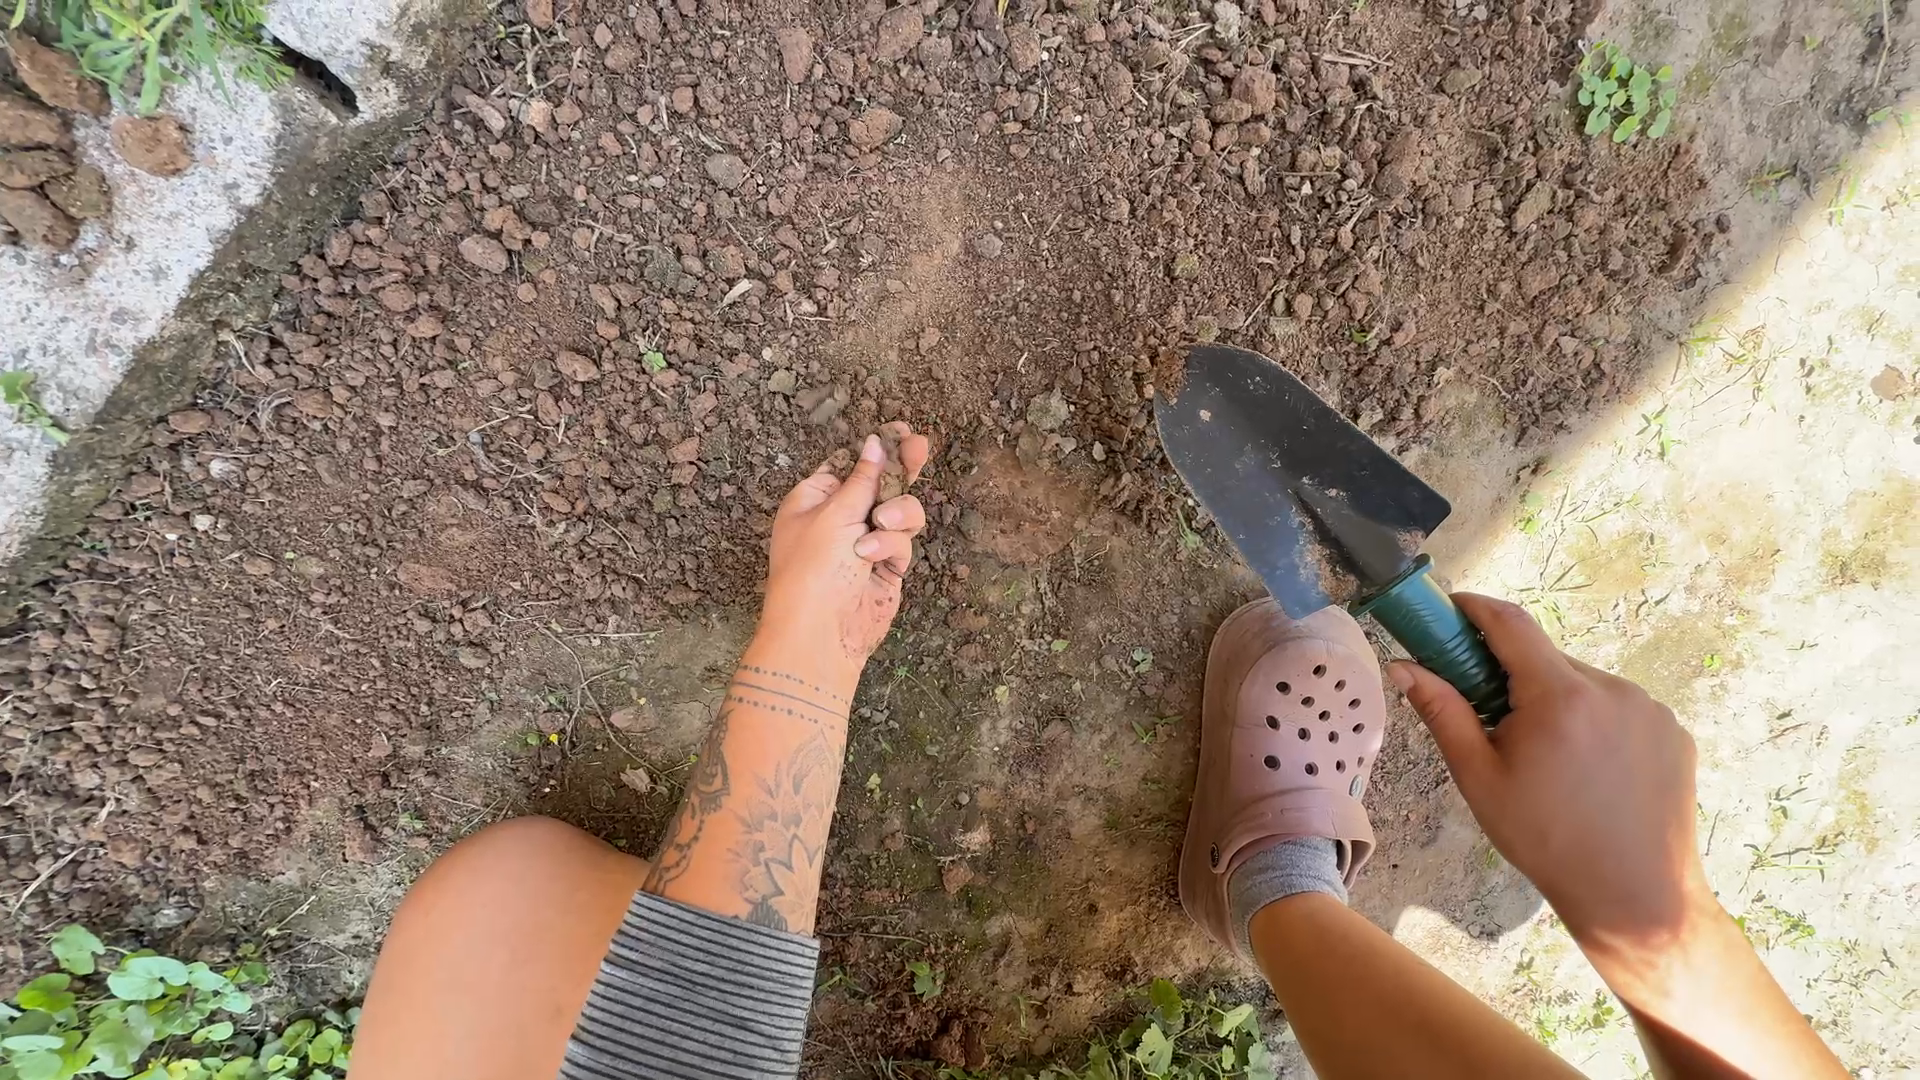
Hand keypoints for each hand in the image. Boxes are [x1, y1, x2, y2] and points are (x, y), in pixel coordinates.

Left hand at [760, 424, 931, 678]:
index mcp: (815, 499)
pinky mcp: (886, 567)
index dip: (875, 449)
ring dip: (898, 514)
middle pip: (880, 484)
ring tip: (884, 523)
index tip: (900, 430)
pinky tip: (876, 559)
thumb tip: (874, 441)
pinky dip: (893, 548)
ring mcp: (865, 543)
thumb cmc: (814, 568)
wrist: (821, 634)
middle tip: (921, 447)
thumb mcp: (836, 513)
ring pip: (900, 513)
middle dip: (900, 470)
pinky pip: (901, 543)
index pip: (849, 464)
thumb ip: (864, 478)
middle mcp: (840, 518)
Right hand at [1388, 594, 1711, 958]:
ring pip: (1579, 681)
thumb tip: (1400, 666)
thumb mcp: (1476, 773)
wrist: (1639, 897)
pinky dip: (1585, 715)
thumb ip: (1441, 709)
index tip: (1448, 608)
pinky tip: (1579, 761)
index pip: (1511, 624)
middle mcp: (1612, 690)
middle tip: (1482, 705)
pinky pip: (1614, 704)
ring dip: (1548, 694)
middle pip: (1543, 656)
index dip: (1475, 607)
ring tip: (1536, 747)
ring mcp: (1651, 710)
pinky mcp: (1674, 732)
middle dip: (1507, 668)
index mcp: (1560, 697)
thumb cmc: (1541, 834)